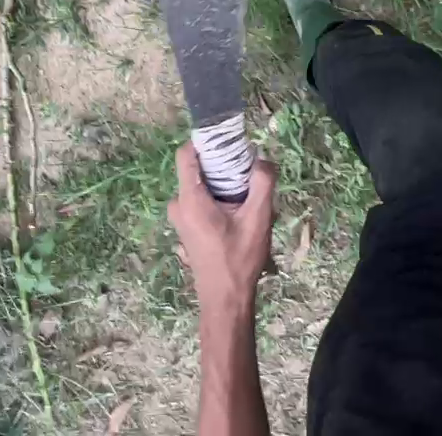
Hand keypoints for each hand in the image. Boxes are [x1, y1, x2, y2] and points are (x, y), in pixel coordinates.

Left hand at [168, 142, 277, 312]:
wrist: (226, 302)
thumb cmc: (239, 260)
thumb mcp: (258, 219)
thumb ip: (262, 183)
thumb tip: (263, 159)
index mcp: (189, 199)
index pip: (186, 153)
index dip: (205, 140)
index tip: (230, 141)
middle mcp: (179, 206)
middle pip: (197, 168)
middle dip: (223, 166)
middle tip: (249, 177)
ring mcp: (181, 219)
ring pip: (201, 186)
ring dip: (224, 186)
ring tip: (248, 202)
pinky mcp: (187, 229)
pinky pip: (201, 200)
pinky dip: (218, 200)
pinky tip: (239, 218)